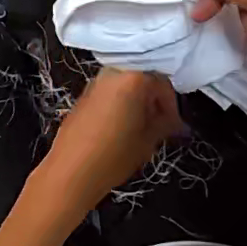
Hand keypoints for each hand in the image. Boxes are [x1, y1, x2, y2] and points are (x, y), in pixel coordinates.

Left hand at [36, 68, 180, 204]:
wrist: (71, 171)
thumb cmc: (114, 154)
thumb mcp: (148, 141)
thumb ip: (165, 124)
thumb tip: (175, 123)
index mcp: (132, 78)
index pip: (162, 84)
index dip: (172, 106)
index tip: (175, 126)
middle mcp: (111, 74)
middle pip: (141, 80)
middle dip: (153, 101)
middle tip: (160, 125)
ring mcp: (94, 84)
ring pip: (123, 86)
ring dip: (136, 102)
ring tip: (141, 128)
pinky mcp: (81, 97)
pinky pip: (107, 94)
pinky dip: (119, 104)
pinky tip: (121, 128)